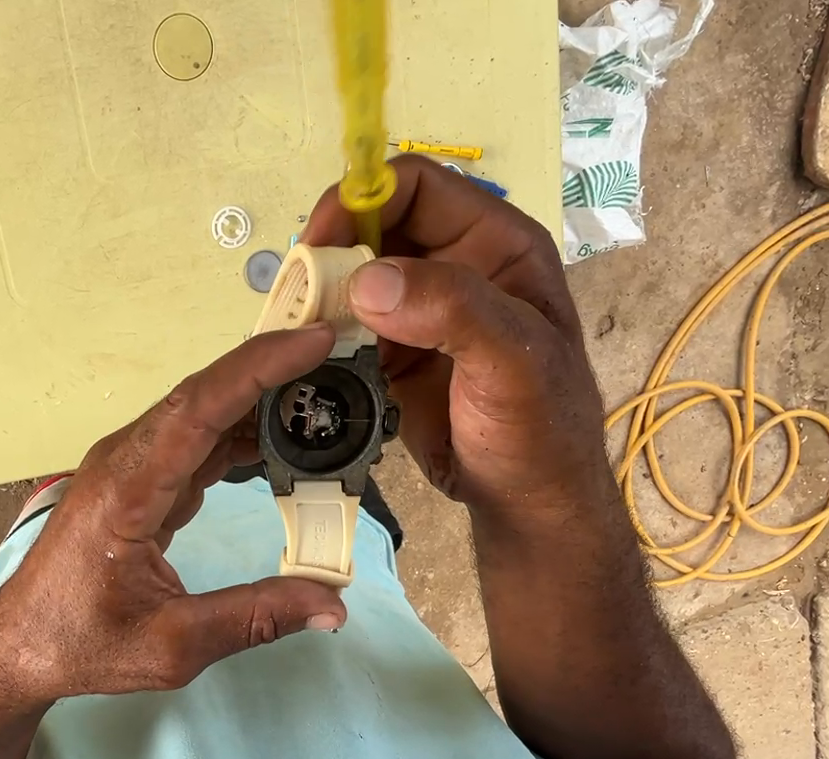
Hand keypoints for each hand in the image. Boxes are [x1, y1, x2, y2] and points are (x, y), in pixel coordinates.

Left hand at [0, 325, 350, 706]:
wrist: (20, 645)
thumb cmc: (81, 643)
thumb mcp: (172, 645)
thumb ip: (254, 618)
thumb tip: (334, 606)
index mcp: (127, 489)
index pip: (199, 408)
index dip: (259, 367)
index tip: (315, 340)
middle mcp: (125, 462)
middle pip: (203, 397)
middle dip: (271, 370)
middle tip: (337, 359)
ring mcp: (129, 469)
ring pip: (200, 416)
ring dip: (258, 402)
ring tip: (322, 398)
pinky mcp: (137, 484)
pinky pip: (193, 444)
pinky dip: (238, 437)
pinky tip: (278, 443)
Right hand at [301, 156, 623, 540]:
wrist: (526, 499)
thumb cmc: (538, 427)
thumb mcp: (511, 360)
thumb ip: (451, 309)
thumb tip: (366, 280)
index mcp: (493, 245)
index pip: (417, 189)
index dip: (362, 201)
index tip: (317, 242)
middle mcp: (451, 268)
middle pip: (374, 230)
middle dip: (330, 252)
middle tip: (295, 294)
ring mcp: (418, 314)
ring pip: (353, 280)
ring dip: (319, 297)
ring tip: (291, 327)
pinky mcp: (391, 354)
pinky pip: (345, 329)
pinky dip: (320, 336)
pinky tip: (302, 355)